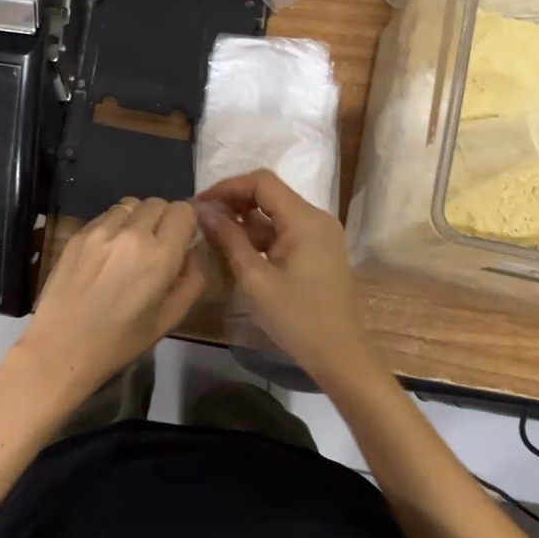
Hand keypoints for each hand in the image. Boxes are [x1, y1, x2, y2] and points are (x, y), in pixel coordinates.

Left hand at [13, 198, 204, 403]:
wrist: (61, 347)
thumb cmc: (120, 341)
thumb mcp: (170, 319)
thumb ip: (192, 279)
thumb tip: (191, 251)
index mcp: (160, 255)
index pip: (183, 210)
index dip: (186, 224)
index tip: (181, 241)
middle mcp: (131, 233)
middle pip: (157, 203)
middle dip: (163, 220)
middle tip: (156, 247)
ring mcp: (100, 230)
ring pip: (130, 205)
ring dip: (136, 220)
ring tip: (129, 249)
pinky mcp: (77, 234)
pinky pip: (105, 217)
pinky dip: (113, 227)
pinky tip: (105, 256)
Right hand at [196, 170, 367, 374]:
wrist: (339, 355)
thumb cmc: (296, 317)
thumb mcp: (254, 278)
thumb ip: (228, 238)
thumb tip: (203, 210)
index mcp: (304, 219)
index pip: (262, 182)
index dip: (227, 187)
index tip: (199, 205)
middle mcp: (316, 218)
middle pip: (269, 194)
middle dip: (233, 202)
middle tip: (202, 220)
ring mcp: (320, 235)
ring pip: (275, 214)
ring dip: (245, 221)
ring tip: (213, 236)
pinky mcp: (319, 251)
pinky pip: (284, 232)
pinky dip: (260, 236)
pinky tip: (237, 251)